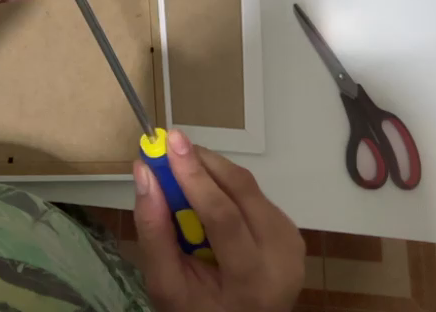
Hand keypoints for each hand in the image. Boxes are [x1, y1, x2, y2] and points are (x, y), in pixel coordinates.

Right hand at [133, 130, 307, 311]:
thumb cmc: (197, 309)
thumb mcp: (165, 283)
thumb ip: (153, 230)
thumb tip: (144, 170)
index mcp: (251, 282)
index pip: (224, 218)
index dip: (195, 176)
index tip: (170, 141)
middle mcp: (282, 259)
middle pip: (241, 191)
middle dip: (202, 162)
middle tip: (170, 147)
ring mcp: (291, 243)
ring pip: (247, 185)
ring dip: (213, 170)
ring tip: (184, 175)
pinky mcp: (291, 231)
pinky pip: (253, 192)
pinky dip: (225, 183)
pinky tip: (208, 194)